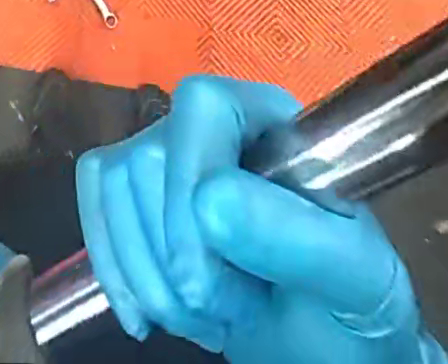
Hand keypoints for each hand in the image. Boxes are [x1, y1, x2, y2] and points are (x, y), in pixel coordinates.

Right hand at [76, 75, 447, 363]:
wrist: (328, 339)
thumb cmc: (351, 303)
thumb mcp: (353, 278)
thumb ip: (298, 237)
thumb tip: (208, 201)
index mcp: (271, 115)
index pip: (202, 109)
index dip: (190, 191)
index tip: (210, 286)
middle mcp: (213, 118)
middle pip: (149, 154)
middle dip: (175, 257)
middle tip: (227, 312)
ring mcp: (170, 147)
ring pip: (115, 180)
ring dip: (148, 274)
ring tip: (202, 315)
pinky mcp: (139, 186)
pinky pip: (94, 196)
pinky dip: (110, 264)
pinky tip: (145, 313)